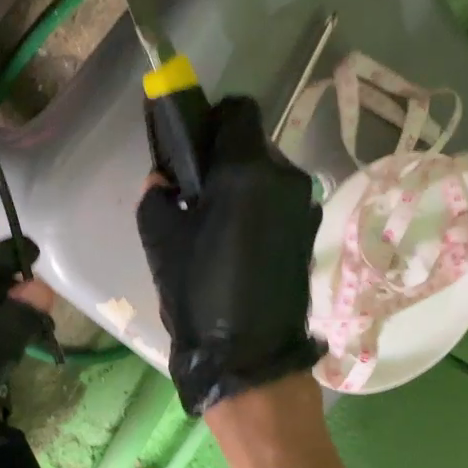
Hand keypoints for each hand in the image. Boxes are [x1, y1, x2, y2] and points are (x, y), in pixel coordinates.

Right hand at [137, 96, 324, 413]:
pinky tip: (237, 246)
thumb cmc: (199, 292)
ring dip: (242, 187)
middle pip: (252, 145)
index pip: (238, 110)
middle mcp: (285, 178)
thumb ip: (158, 196)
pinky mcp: (309, 234)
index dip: (211, 119)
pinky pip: (278, 205)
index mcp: (248, 170)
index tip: (191, 145)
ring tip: (215, 225)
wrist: (249, 357)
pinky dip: (257, 211)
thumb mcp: (161, 240)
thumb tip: (166, 179)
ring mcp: (304, 207)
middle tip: (195, 192)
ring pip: (267, 177)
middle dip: (224, 159)